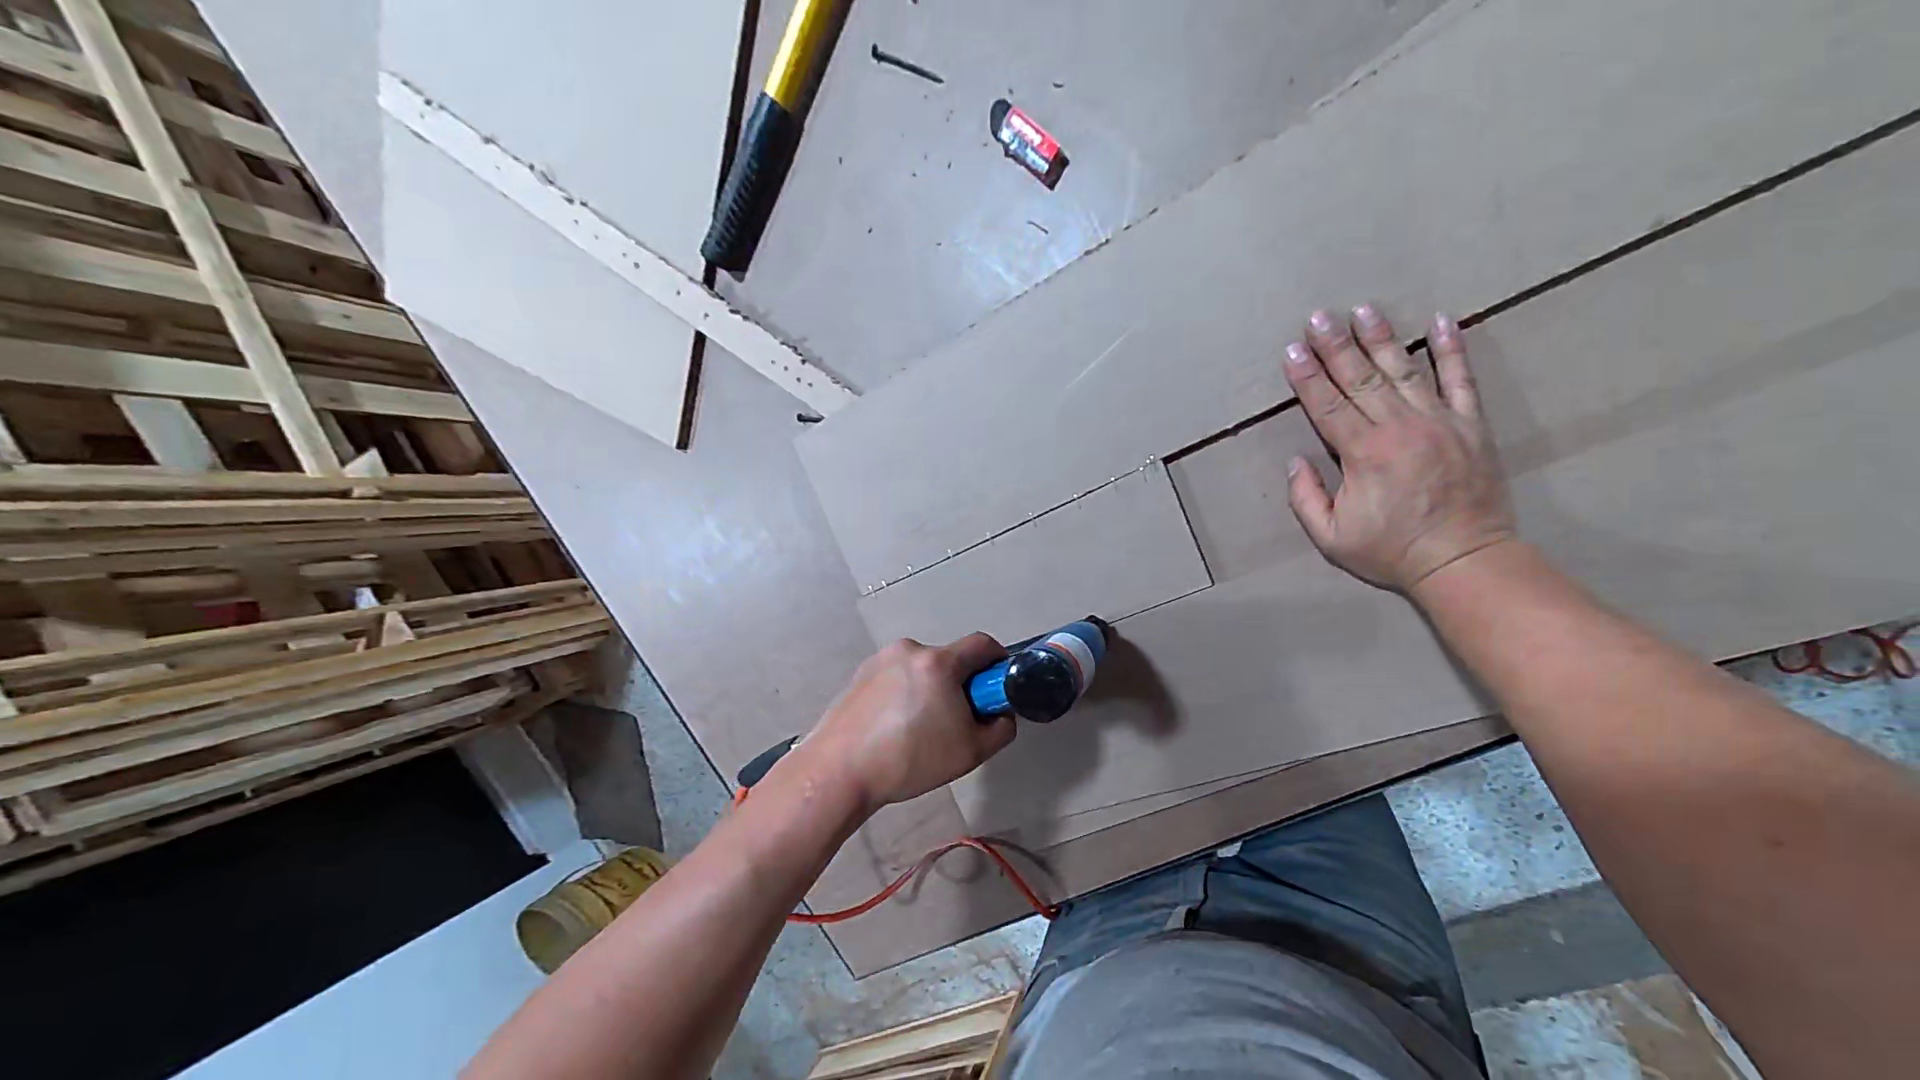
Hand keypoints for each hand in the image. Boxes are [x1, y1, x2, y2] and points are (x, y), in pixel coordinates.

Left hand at [801, 634, 1015, 810]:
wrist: (838, 771)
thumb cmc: (909, 759)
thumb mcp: (972, 752)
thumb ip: (1002, 727)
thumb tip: (1000, 714)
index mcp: (938, 661)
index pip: (983, 644)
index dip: (998, 664)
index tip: (996, 691)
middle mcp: (908, 651)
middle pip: (950, 660)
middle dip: (960, 686)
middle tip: (957, 723)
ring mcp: (879, 661)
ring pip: (921, 671)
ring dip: (931, 691)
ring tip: (921, 733)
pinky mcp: (859, 677)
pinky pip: (896, 679)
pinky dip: (904, 697)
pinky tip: (894, 731)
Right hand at [1282, 305, 1516, 591]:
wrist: (1464, 560)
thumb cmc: (1392, 551)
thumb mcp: (1331, 538)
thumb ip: (1306, 499)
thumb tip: (1296, 462)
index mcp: (1363, 454)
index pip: (1327, 405)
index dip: (1307, 377)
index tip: (1292, 349)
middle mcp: (1399, 427)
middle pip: (1360, 379)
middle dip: (1336, 346)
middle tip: (1319, 316)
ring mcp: (1439, 421)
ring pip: (1404, 370)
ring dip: (1381, 338)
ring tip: (1363, 309)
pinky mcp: (1470, 424)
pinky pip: (1461, 379)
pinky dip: (1452, 349)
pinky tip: (1441, 321)